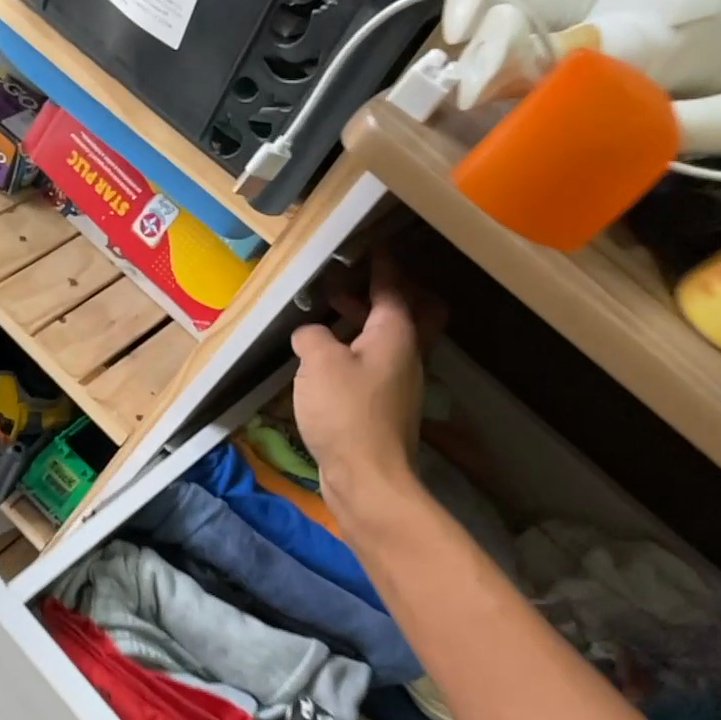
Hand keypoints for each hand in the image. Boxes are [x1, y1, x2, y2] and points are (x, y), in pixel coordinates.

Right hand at [291, 256, 427, 505]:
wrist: (367, 475)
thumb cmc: (345, 412)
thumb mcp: (317, 363)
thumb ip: (311, 337)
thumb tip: (309, 333)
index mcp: (396, 333)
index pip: (393, 286)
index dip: (383, 263)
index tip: (373, 245)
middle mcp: (407, 353)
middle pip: (411, 311)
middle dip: (388, 292)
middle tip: (360, 282)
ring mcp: (400, 382)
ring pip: (391, 338)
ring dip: (366, 322)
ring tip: (332, 315)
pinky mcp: (386, 406)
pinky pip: (377, 363)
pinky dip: (358, 350)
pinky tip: (329, 361)